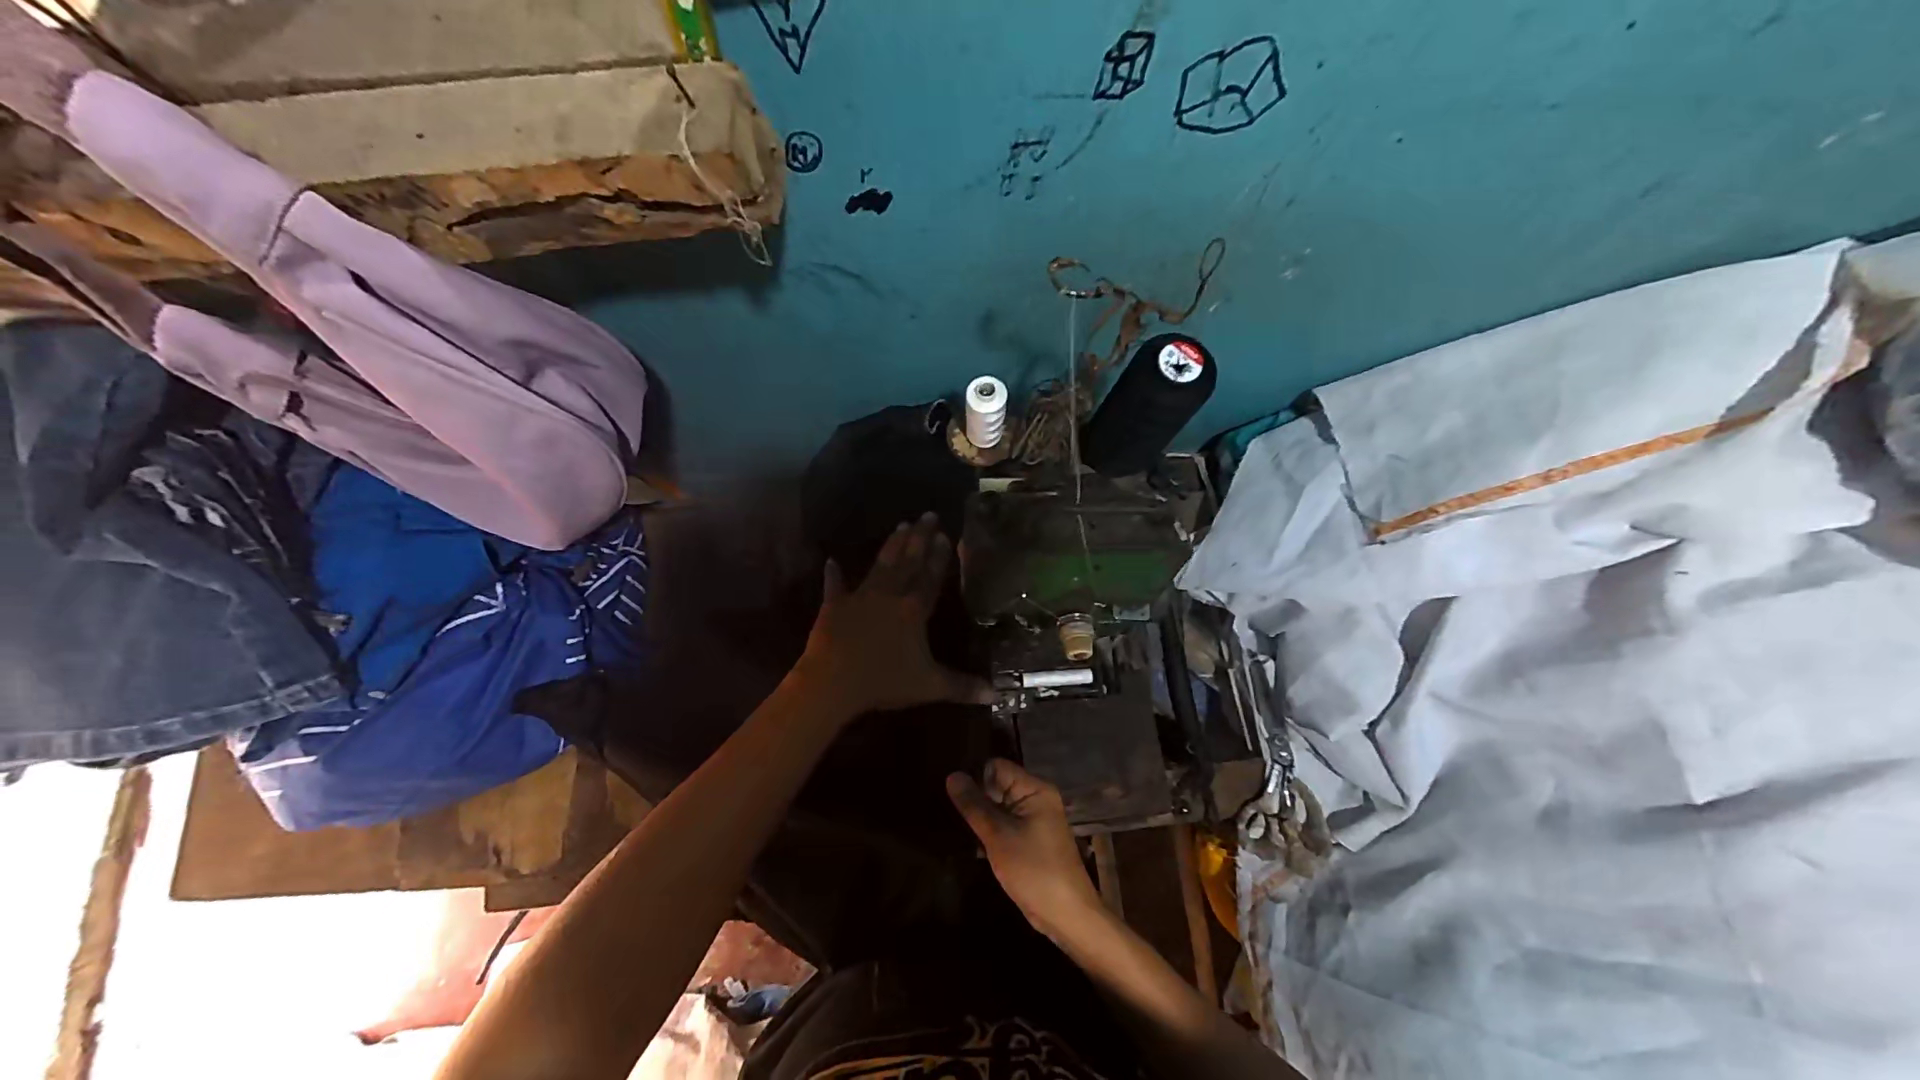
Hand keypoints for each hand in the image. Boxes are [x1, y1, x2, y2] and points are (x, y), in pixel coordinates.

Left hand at [795, 513, 990, 717]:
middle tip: (927, 514)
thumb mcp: (929, 686)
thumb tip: (996, 695)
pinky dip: (834, 575)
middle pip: (908, 562)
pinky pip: (835, 586)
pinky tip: (831, 561)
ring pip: (880, 566)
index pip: (931, 577)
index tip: (946, 534)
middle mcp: (890, 595)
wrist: (833, 682)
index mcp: (914, 610)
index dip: (940, 557)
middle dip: (920, 538)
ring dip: (891, 546)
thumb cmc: (884, 681)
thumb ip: (962, 687)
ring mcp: (860, 597)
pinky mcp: (834, 606)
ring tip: (901, 525)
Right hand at [947, 758, 1104, 939]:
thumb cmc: (1033, 869)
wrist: (1066, 915)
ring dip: (978, 816)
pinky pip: (1004, 825)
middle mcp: (1036, 799)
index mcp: (1035, 789)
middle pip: (997, 785)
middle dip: (973, 797)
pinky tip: (965, 840)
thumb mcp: (998, 835)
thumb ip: (974, 805)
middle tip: (942, 806)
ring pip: (998, 807)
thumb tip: (952, 775)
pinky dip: (987, 831)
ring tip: (948, 821)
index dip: (972, 775)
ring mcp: (1033, 820)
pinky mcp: (1029, 840)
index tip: (946, 789)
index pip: (996, 767)